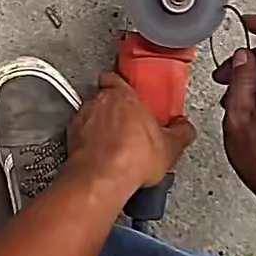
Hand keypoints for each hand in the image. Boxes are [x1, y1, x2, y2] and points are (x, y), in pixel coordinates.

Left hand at [67, 72, 195, 192]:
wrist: (102, 178)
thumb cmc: (131, 156)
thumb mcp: (171, 146)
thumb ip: (181, 131)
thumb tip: (185, 128)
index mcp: (122, 95)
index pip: (114, 77)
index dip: (119, 84)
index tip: (128, 93)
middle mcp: (98, 102)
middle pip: (103, 96)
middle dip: (113, 108)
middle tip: (126, 124)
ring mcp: (82, 118)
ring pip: (90, 115)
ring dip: (99, 125)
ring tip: (113, 144)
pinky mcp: (71, 137)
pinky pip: (80, 134)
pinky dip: (88, 142)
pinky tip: (101, 156)